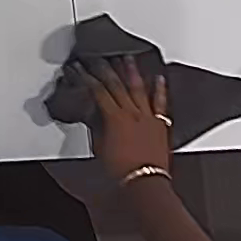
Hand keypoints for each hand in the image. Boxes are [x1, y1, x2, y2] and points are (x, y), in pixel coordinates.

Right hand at [77, 57, 171, 180]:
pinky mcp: (160, 123)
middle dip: (105, 68)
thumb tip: (92, 113)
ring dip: (131, 71)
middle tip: (99, 57)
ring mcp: (147, 116)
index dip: (87, 77)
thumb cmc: (121, 170)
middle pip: (117, 84)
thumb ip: (96, 125)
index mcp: (114, 117)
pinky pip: (161, 102)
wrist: (144, 183)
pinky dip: (160, 89)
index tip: (80, 68)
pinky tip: (158, 77)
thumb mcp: (99, 146)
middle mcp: (132, 113)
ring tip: (126, 57)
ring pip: (138, 88)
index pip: (98, 91)